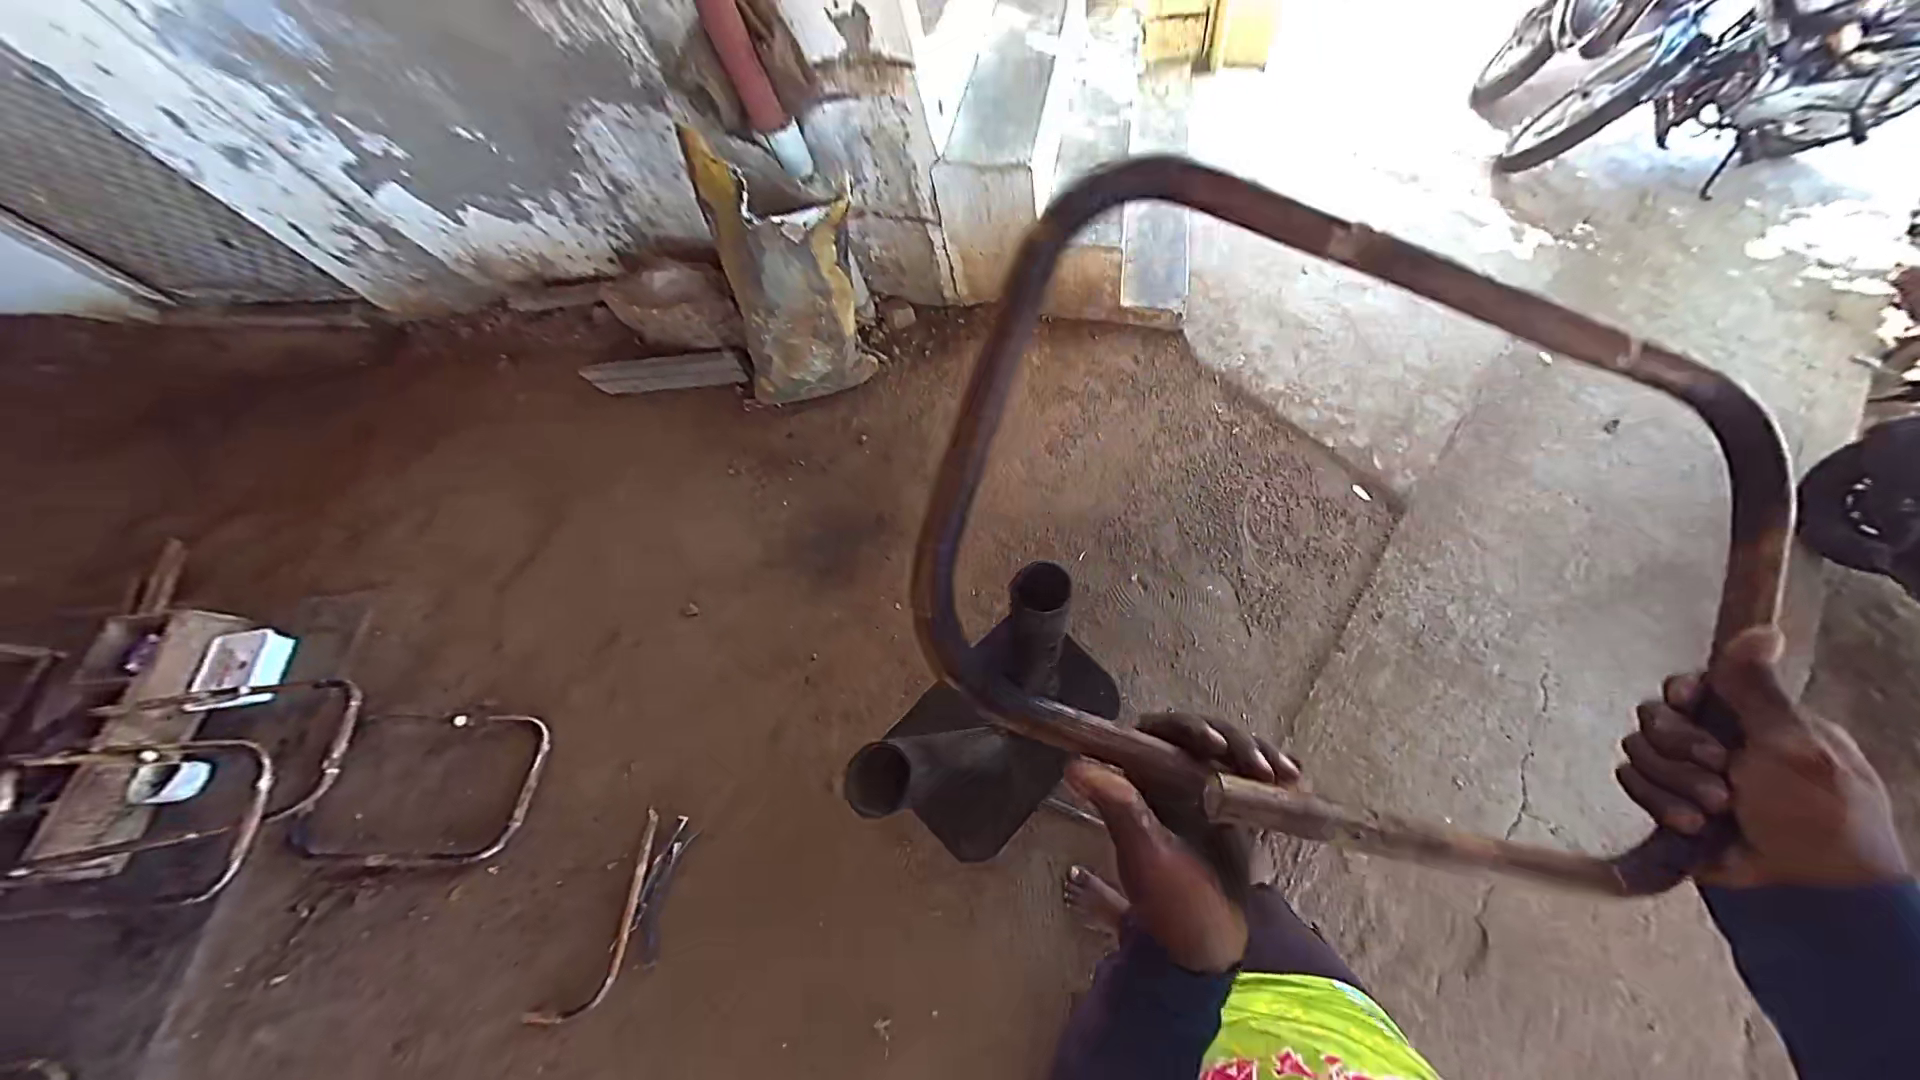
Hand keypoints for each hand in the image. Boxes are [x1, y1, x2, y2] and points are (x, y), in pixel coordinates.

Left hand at [1065, 714, 1297, 971]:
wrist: (1214, 946)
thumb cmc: (1172, 900)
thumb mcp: (1143, 853)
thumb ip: (1117, 806)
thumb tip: (1073, 764)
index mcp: (1140, 778)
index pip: (1158, 732)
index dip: (1184, 728)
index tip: (1212, 745)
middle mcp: (1168, 775)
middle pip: (1198, 736)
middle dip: (1231, 740)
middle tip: (1258, 765)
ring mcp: (1203, 787)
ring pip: (1229, 751)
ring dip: (1256, 754)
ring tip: (1282, 774)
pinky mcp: (1234, 803)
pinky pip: (1252, 775)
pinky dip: (1273, 772)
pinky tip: (1294, 779)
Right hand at [1617, 627, 1909, 887]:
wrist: (1800, 890)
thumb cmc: (1815, 816)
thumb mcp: (1794, 746)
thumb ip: (1759, 690)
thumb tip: (1760, 630)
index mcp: (1757, 725)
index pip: (1692, 687)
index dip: (1681, 694)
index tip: (1688, 704)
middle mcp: (1720, 743)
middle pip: (1655, 716)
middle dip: (1678, 745)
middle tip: (1718, 770)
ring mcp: (1689, 773)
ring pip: (1638, 749)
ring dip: (1671, 780)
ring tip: (1711, 809)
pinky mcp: (1664, 799)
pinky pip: (1630, 780)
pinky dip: (1657, 801)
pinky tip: (1689, 823)